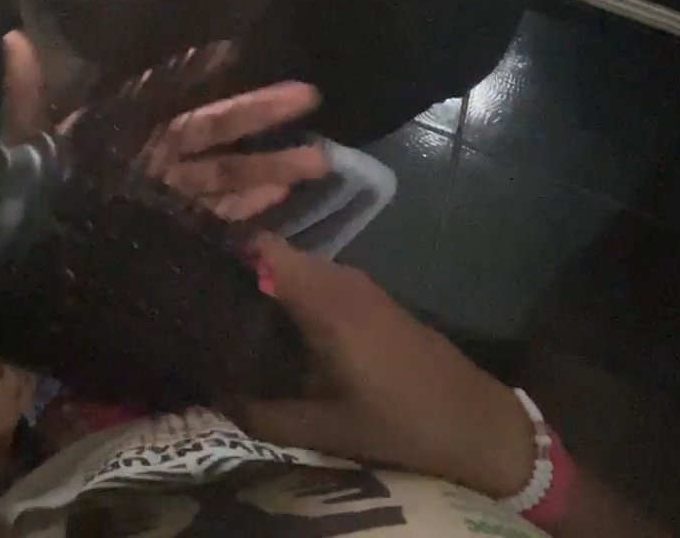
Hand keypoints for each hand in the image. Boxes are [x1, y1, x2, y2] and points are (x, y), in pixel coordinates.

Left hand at [0, 31, 327, 219]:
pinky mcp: (172, 240)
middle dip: (259, 116)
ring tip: (319, 159)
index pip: (172, 102)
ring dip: (270, 167)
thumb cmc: (21, 204)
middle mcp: (151, 164)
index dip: (204, 77)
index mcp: (121, 136)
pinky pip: (217, 220)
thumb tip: (12, 35)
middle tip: (310, 98)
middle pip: (214, 135)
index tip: (240, 51)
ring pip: (226, 177)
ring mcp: (165, 203)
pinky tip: (282, 202)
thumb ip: (26, 96)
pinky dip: (249, 211)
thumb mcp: (23, 146)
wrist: (19, 273)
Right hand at [236, 233, 537, 499]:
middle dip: (242, 272)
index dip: (228, 252)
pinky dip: (296, 294)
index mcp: (326, 301)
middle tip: (209, 302)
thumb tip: (213, 399)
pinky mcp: (374, 299)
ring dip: (270, 285)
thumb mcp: (329, 430)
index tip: (197, 272)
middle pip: (277, 255)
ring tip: (237, 316)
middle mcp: (340, 279)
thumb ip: (266, 415)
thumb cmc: (403, 424)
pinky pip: (321, 281)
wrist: (482, 428)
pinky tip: (283, 329)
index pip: (265, 248)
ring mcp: (361, 286)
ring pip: (300, 268)